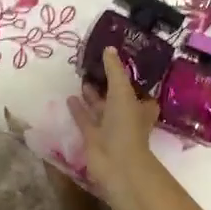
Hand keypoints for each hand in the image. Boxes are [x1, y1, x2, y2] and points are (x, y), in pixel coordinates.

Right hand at [69, 48, 162, 206]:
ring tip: (81, 79)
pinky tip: (69, 97)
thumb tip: (109, 48)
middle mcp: (126, 117)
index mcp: (140, 107)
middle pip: (116, 98)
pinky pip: (85, 120)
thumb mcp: (122, 91)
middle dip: (108, 86)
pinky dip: (78, 110)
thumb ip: (115, 70)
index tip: (118, 65)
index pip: (138, 91)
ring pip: (100, 109)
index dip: (130, 79)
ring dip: (92, 96)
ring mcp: (109, 128)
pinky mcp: (93, 138)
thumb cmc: (126, 124)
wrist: (116, 161)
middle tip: (95, 68)